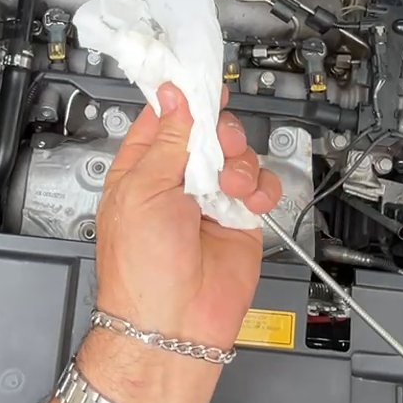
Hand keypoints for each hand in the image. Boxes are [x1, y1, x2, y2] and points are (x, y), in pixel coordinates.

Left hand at [78, 84, 282, 402]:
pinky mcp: (239, 217)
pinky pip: (260, 184)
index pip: (165, 117)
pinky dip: (261, 186)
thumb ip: (166, 141)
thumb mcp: (144, 191)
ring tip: (229, 188)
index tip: (200, 78)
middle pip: (208, 130)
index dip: (183, 97)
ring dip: (240, 162)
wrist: (175, 324)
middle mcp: (177, 180)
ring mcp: (209, 198)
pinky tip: (249, 201)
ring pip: (237, 153)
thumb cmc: (142, 269)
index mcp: (142, 168)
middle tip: (218, 148)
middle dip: (219, 133)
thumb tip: (174, 98)